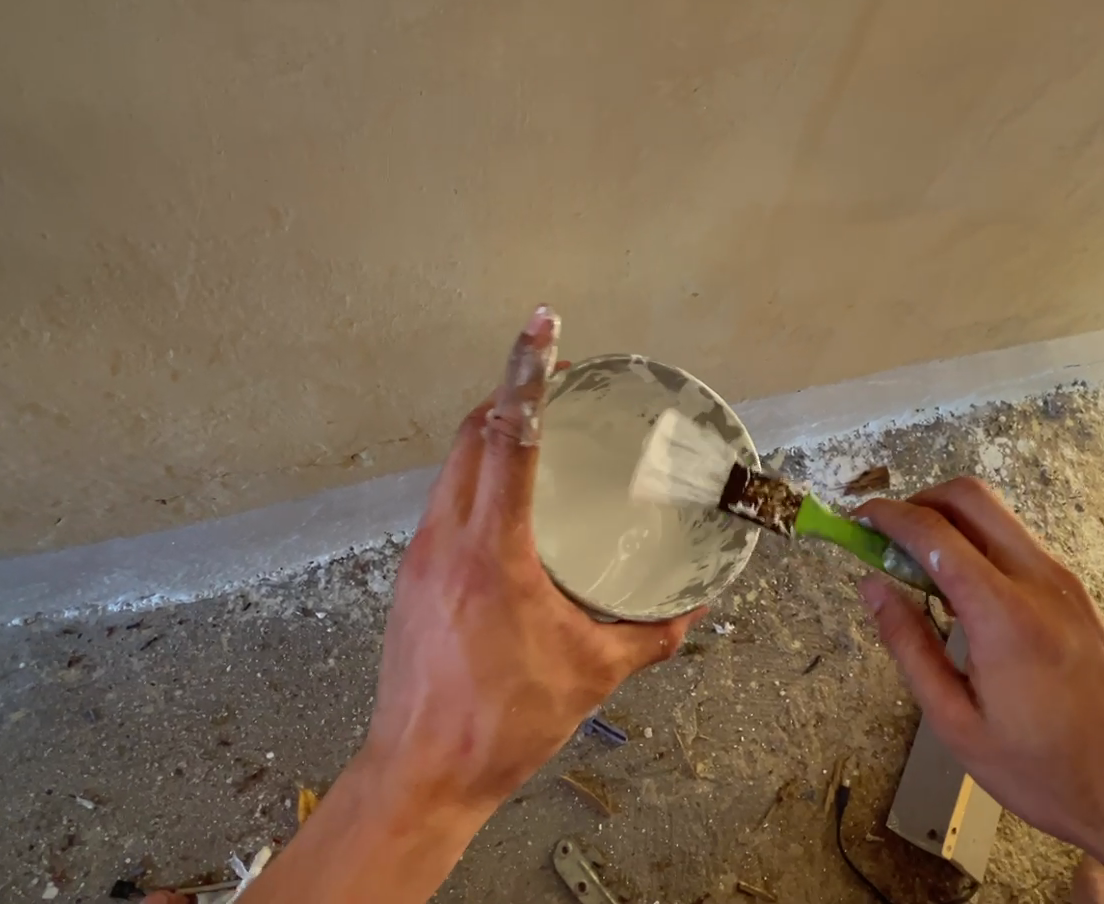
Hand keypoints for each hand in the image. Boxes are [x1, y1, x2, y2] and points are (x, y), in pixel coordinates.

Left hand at [243, 306, 700, 903]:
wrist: (418, 774)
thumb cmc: (503, 721)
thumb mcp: (592, 673)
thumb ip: (649, 636)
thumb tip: (692, 610)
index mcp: (493, 551)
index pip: (508, 440)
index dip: (526, 377)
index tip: (542, 329)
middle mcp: (447, 537)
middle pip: (470, 435)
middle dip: (509, 392)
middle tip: (553, 377)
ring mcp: (421, 553)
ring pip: (451, 463)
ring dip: (488, 430)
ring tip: (533, 424)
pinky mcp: (411, 573)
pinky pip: (445, 497)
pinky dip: (475, 472)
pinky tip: (505, 494)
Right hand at [857, 478, 1103, 903]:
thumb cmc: (1047, 772)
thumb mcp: (956, 723)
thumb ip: (908, 644)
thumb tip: (870, 586)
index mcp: (1004, 613)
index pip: (933, 532)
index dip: (885, 516)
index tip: (855, 520)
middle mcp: (1040, 579)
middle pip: (970, 496)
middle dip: (918, 500)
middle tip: (887, 537)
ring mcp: (1066, 581)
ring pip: (996, 514)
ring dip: (949, 521)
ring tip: (920, 570)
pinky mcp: (1078, 592)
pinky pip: (1017, 541)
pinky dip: (978, 542)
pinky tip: (964, 594)